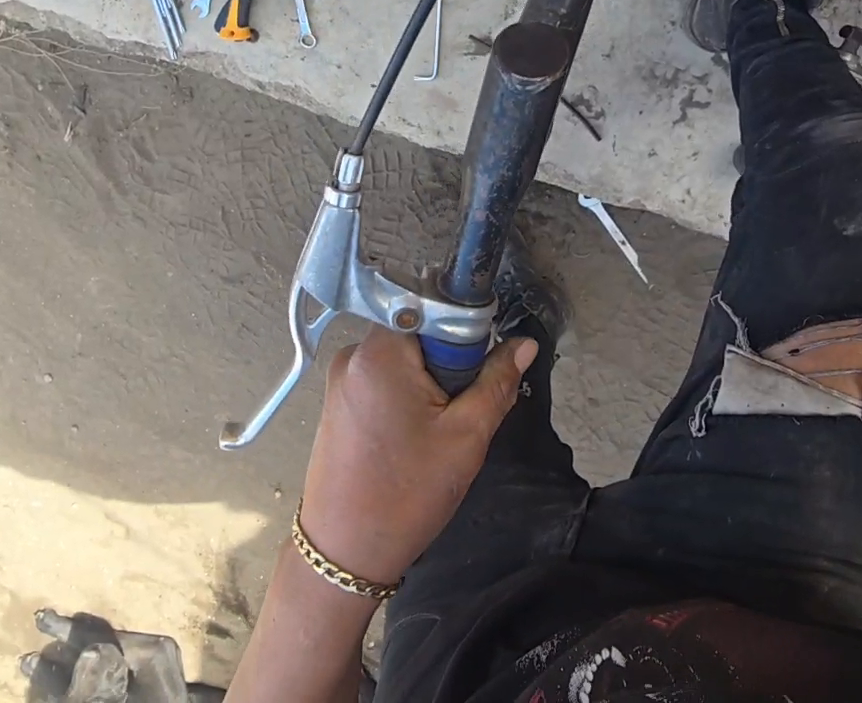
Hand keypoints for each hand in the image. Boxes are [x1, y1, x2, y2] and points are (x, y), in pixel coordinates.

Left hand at [296, 327, 537, 586]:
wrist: (344, 552)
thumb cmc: (406, 494)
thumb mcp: (465, 438)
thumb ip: (496, 383)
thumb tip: (524, 345)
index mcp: (379, 352)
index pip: (433, 309)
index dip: (463, 333)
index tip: (478, 368)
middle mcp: (353, 354)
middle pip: (418, 333)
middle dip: (446, 364)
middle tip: (458, 411)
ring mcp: (340, 377)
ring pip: (402, 359)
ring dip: (427, 383)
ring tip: (433, 433)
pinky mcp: (337, 400)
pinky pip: (383, 379)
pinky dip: (405, 397)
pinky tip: (411, 437)